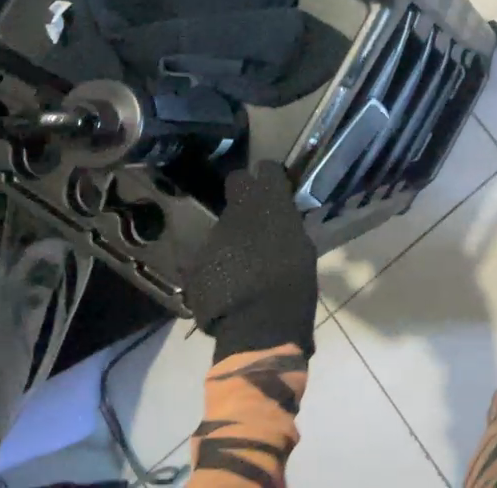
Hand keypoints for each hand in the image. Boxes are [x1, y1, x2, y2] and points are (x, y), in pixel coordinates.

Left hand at [180, 161, 319, 361]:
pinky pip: (210, 256)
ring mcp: (212, 236)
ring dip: (233, 237)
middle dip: (244, 193)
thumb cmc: (293, 285)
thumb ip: (286, 226)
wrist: (259, 327)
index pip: (266, 169)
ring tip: (244, 264)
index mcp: (270, 203)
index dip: (270, 176)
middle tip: (256, 215)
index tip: (275, 186)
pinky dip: (218, 265)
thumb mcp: (301, 248)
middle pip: (236, 184)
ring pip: (223, 226)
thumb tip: (280, 222)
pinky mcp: (195, 263)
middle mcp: (237, 211)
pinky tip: (228, 285)